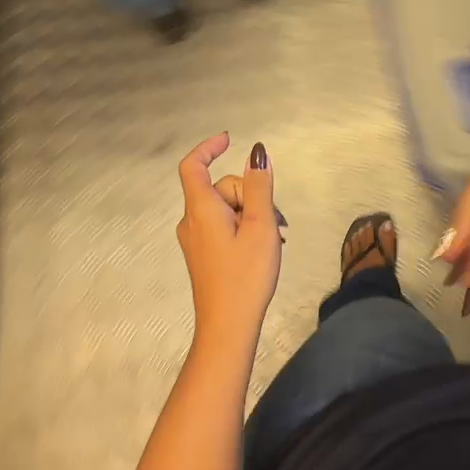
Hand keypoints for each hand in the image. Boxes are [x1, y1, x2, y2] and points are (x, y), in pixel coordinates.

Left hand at [175, 133, 280, 352]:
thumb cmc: (245, 275)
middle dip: (252, 194)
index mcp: (201, 208)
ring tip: (275, 239)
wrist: (227, 329)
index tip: (229, 140)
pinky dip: (245, 228)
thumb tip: (256, 153)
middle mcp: (192, 220)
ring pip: (226, 208)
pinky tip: (264, 248)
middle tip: (277, 221)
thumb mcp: (260, 226)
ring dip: (253, 214)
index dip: (208, 147)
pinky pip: (224, 226)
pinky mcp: (203, 254)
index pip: (193, 165)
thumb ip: (259, 186)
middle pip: (221, 188)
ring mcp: (196, 239)